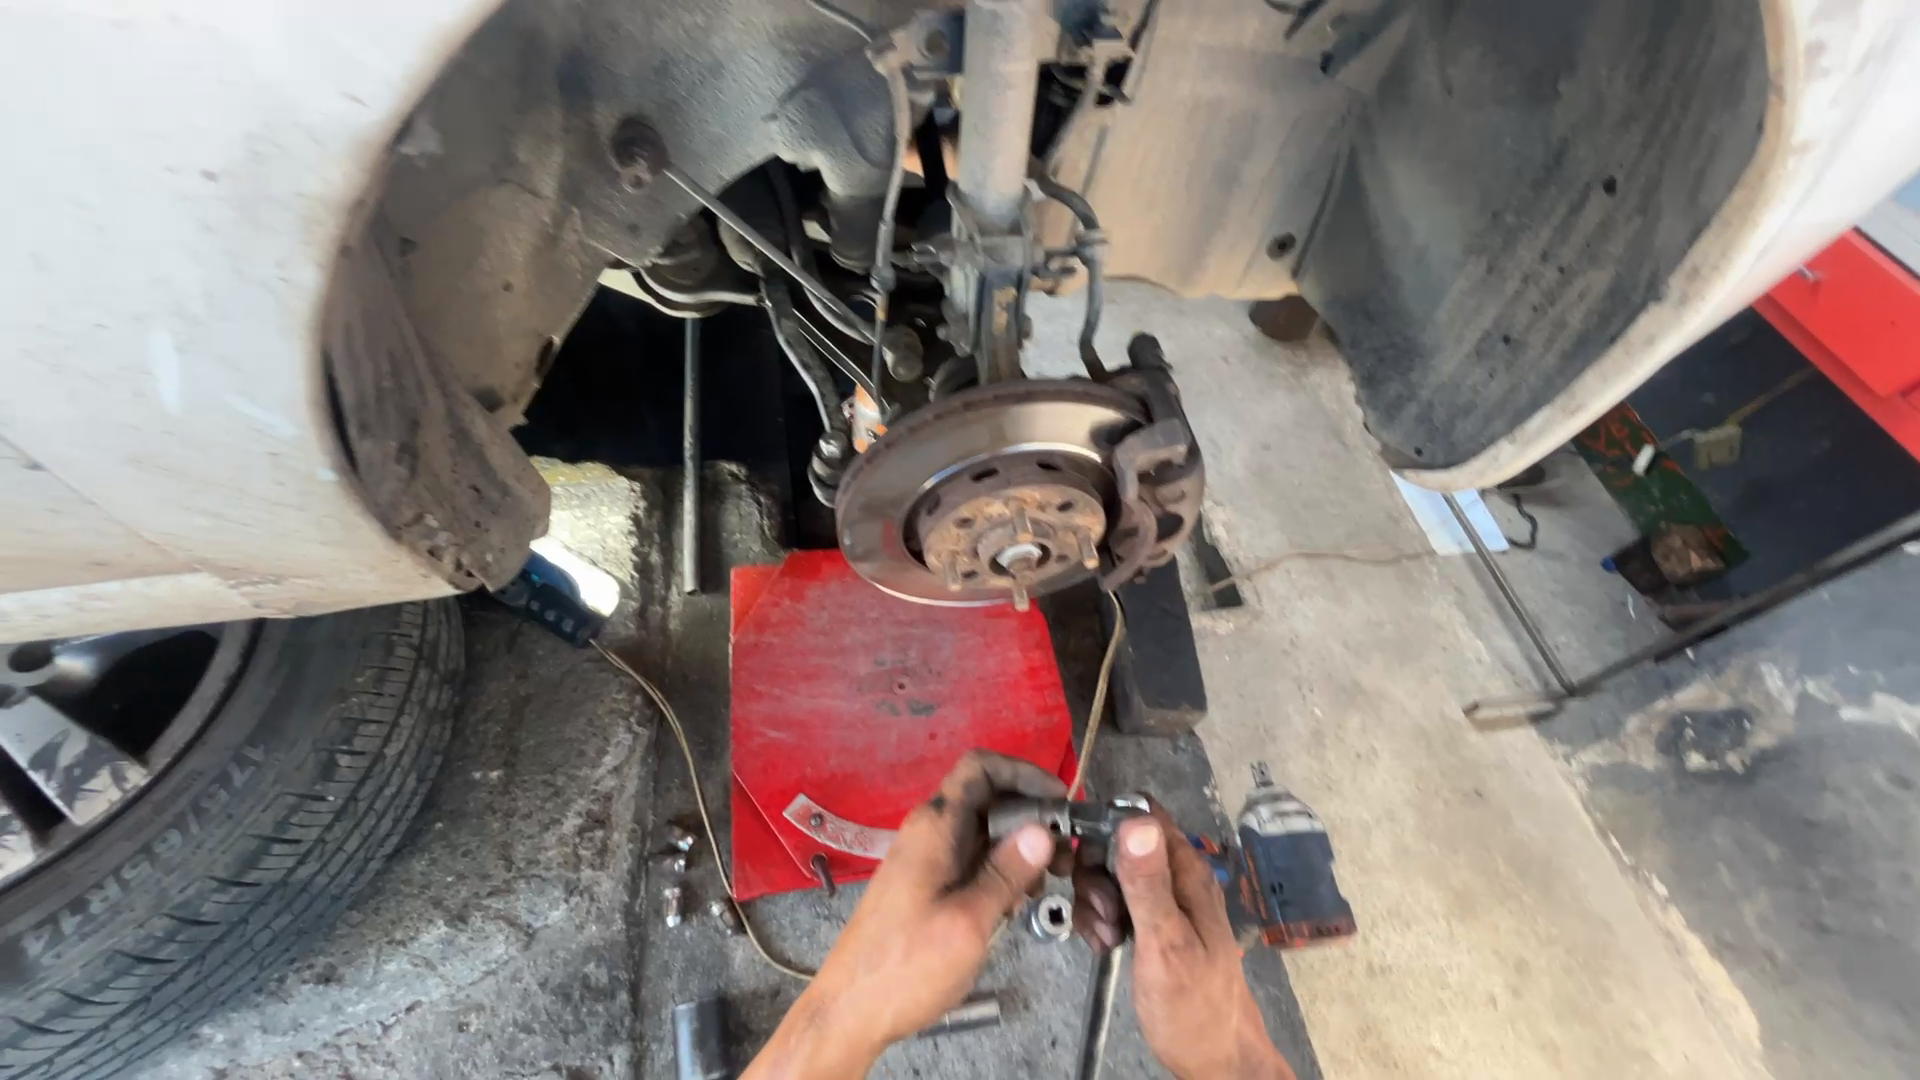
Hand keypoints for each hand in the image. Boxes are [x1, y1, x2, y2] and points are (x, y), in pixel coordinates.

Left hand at [743, 751, 1063, 1078]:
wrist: (850, 1010)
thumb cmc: (908, 965)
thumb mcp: (969, 921)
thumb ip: (1007, 872)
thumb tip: (1044, 828)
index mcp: (936, 824)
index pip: (980, 766)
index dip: (1023, 772)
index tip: (1059, 800)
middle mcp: (931, 829)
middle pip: (988, 797)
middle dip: (1031, 815)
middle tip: (1066, 854)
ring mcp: (927, 855)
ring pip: (984, 829)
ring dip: (1020, 846)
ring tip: (1048, 881)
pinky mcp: (928, 881)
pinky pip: (972, 856)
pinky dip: (1001, 867)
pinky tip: (1018, 900)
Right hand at [1107, 802, 1294, 1079]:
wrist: (1214, 1060)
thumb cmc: (1194, 1004)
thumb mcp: (1166, 942)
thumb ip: (1148, 883)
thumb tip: (1136, 820)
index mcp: (1185, 868)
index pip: (1141, 812)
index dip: (1107, 823)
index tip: (1086, 858)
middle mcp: (1174, 873)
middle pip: (1117, 841)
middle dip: (1096, 873)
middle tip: (1104, 913)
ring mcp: (1161, 897)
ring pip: (1109, 872)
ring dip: (1095, 901)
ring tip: (1108, 938)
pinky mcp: (1148, 920)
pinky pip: (1111, 901)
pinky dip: (1099, 919)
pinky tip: (1107, 945)